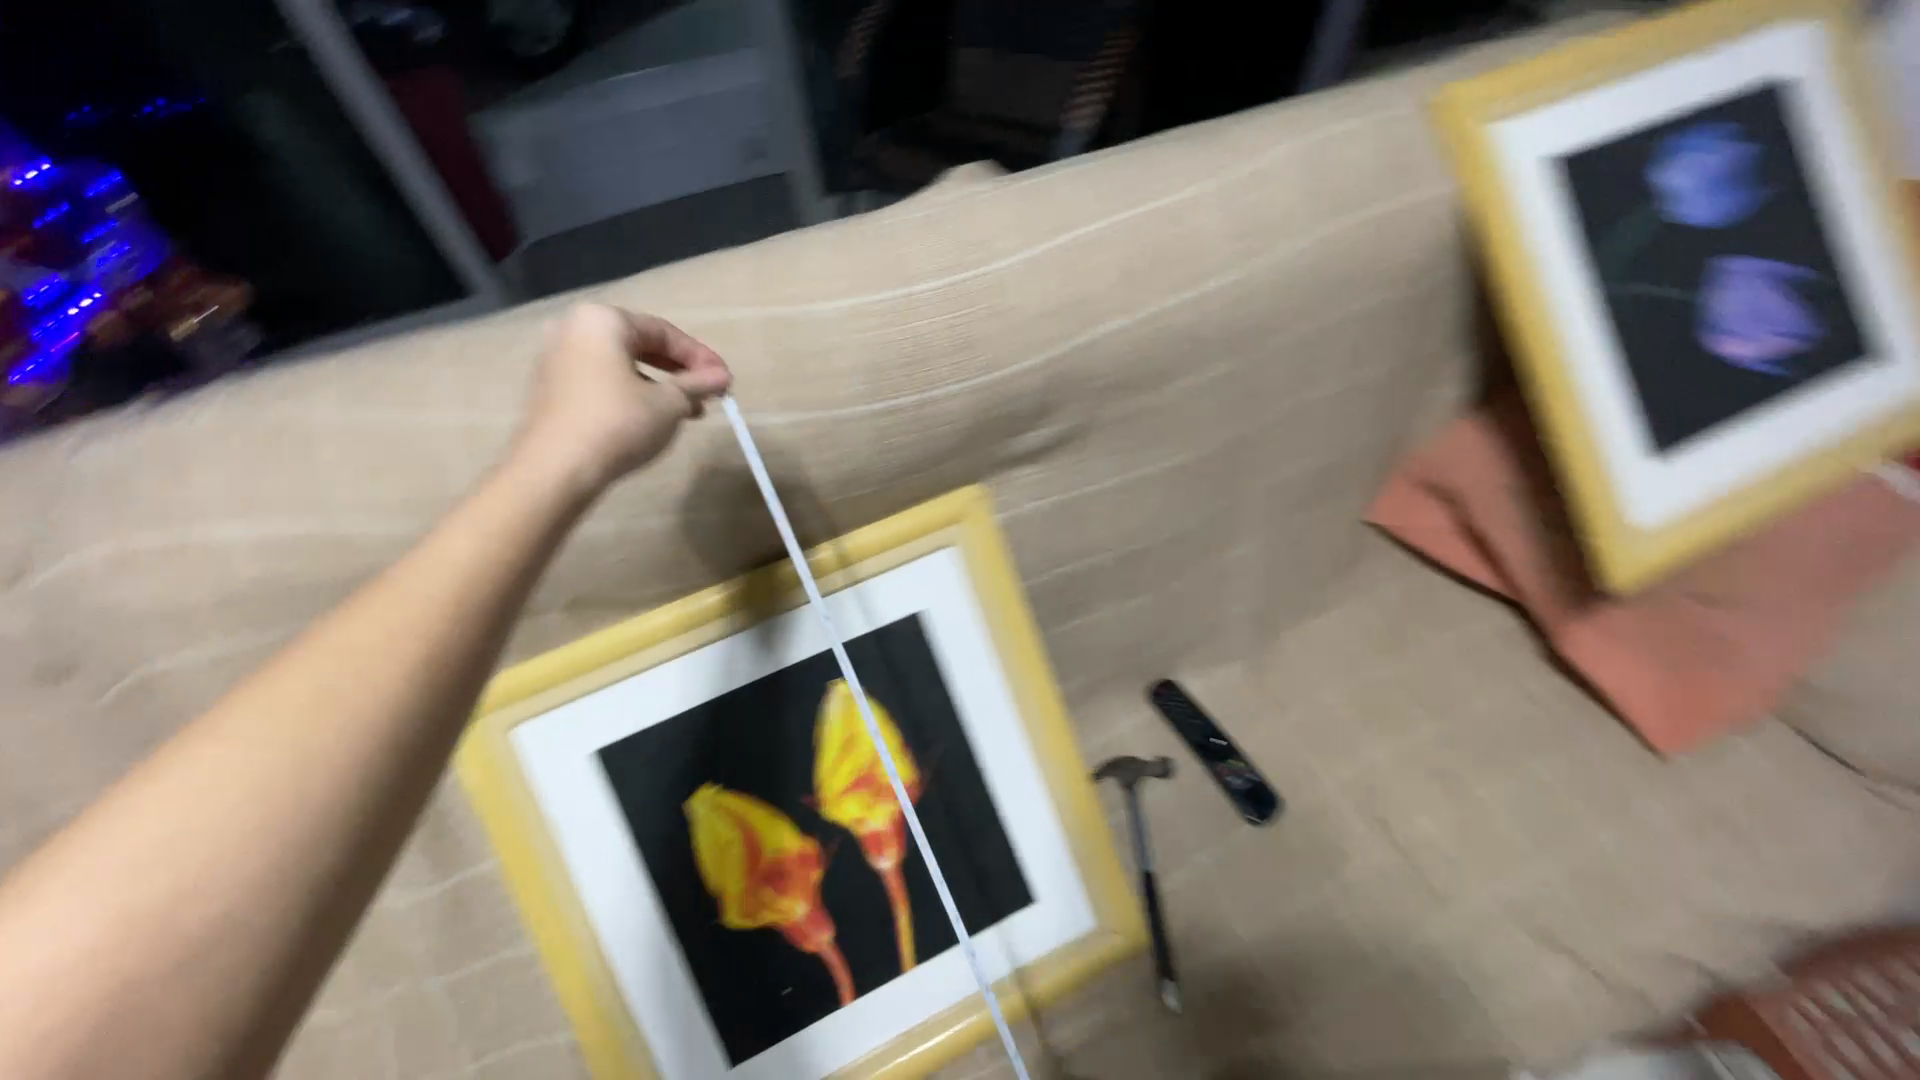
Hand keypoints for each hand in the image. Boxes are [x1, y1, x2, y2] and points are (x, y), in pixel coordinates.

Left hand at [511, 304, 731, 495]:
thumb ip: (697, 385)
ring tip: (688, 412)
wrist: (555, 469)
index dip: (700, 357)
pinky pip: (601, 382)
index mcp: (602, 321)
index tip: (725, 380)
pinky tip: (652, 419)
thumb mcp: (669, 404)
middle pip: (640, 345)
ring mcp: (556, 360)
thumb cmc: (618, 424)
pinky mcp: (550, 390)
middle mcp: (572, 330)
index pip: (663, 332)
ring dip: (658, 386)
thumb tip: (723, 377)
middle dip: (679, 371)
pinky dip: (631, 395)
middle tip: (709, 394)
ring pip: (621, 366)